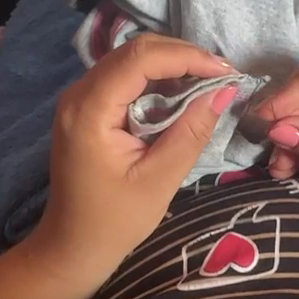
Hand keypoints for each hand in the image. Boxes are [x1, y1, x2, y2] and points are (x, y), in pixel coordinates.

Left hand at [26, 35, 238, 287]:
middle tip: (224, 75)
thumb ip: (191, 132)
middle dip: (183, 56)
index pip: (140, 60)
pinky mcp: (88, 107)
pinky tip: (183, 93)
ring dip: (172, 65)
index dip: (187, 57)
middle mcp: (78, 94)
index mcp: (89, 110)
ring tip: (211, 82)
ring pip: (131, 60)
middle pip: (135, 52)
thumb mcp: (160, 180)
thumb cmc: (114, 221)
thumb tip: (224, 92)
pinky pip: (125, 78)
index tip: (226, 72)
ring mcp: (80, 99)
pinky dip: (157, 79)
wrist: (71, 246)